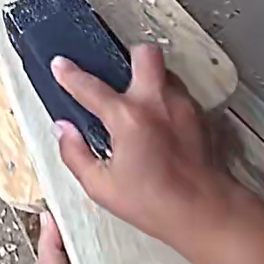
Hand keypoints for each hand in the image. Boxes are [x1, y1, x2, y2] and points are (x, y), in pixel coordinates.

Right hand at [50, 45, 248, 258]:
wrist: (203, 209)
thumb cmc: (156, 202)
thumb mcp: (102, 186)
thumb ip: (76, 154)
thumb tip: (64, 131)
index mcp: (128, 118)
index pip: (90, 86)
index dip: (70, 74)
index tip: (61, 65)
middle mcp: (158, 102)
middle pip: (144, 53)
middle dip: (129, 55)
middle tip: (118, 71)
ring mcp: (182, 104)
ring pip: (165, 71)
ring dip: (150, 80)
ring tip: (139, 104)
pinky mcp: (199, 112)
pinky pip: (179, 92)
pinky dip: (166, 99)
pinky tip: (159, 122)